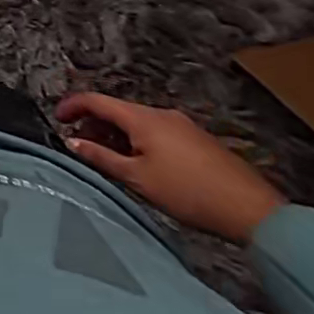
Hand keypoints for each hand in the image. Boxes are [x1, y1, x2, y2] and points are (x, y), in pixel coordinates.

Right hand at [55, 92, 285, 242]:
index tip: (56, 118)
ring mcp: (183, 125)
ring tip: (110, 157)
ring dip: (116, 133)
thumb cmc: (189, 193)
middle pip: (116, 109)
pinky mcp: (198, 140)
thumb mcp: (137, 178)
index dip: (71, 106)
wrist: (257, 214)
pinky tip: (141, 162)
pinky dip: (138, 139)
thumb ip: (100, 156)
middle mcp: (161, 114)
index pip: (95, 100)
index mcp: (142, 118)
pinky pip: (156, 130)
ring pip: (136, 121)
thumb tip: (72, 141)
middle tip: (82, 144)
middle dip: (94, 123)